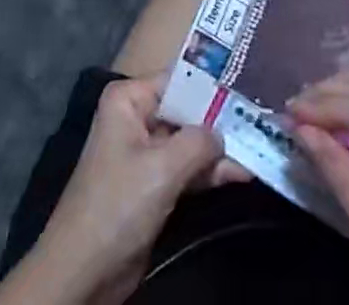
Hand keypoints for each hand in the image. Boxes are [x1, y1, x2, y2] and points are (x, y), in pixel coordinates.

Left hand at [0, 75, 242, 304]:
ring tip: (260, 147)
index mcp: (128, 100)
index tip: (249, 86)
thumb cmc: (118, 203)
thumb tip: (224, 133)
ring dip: (221, 150)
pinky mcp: (153, 184)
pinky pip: (188, 168)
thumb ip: (199, 142)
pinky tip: (243, 173)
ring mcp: (145, 152)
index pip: (177, 80)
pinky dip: (211, 172)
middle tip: (263, 119)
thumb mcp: (163, 167)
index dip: (212, 85)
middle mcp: (135, 118)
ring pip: (190, 141)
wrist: (85, 268)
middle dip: (221, 120)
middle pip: (186, 110)